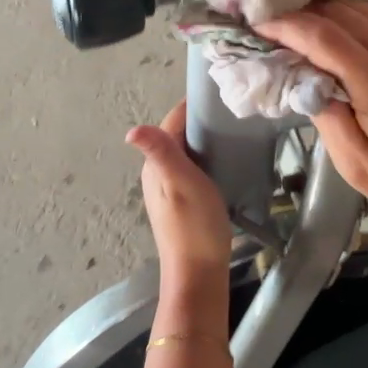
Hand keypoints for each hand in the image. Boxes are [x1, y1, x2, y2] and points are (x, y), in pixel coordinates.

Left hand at [127, 103, 233, 282]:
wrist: (199, 274)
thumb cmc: (194, 225)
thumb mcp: (181, 183)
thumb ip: (161, 153)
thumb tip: (131, 129)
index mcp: (155, 164)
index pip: (173, 121)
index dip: (193, 105)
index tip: (221, 93)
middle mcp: (157, 171)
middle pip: (179, 133)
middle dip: (202, 119)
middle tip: (234, 110)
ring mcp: (169, 187)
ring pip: (187, 150)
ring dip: (206, 138)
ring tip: (235, 130)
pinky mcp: (183, 199)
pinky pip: (195, 166)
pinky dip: (209, 156)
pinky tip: (228, 160)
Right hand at [255, 0, 367, 215]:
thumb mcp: (357, 166)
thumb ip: (327, 119)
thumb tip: (300, 78)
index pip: (326, 40)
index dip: (287, 26)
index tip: (254, 23)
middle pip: (337, 13)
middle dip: (296, 10)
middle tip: (260, 14)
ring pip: (353, 6)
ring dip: (316, 7)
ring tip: (282, 15)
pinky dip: (338, 12)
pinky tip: (316, 21)